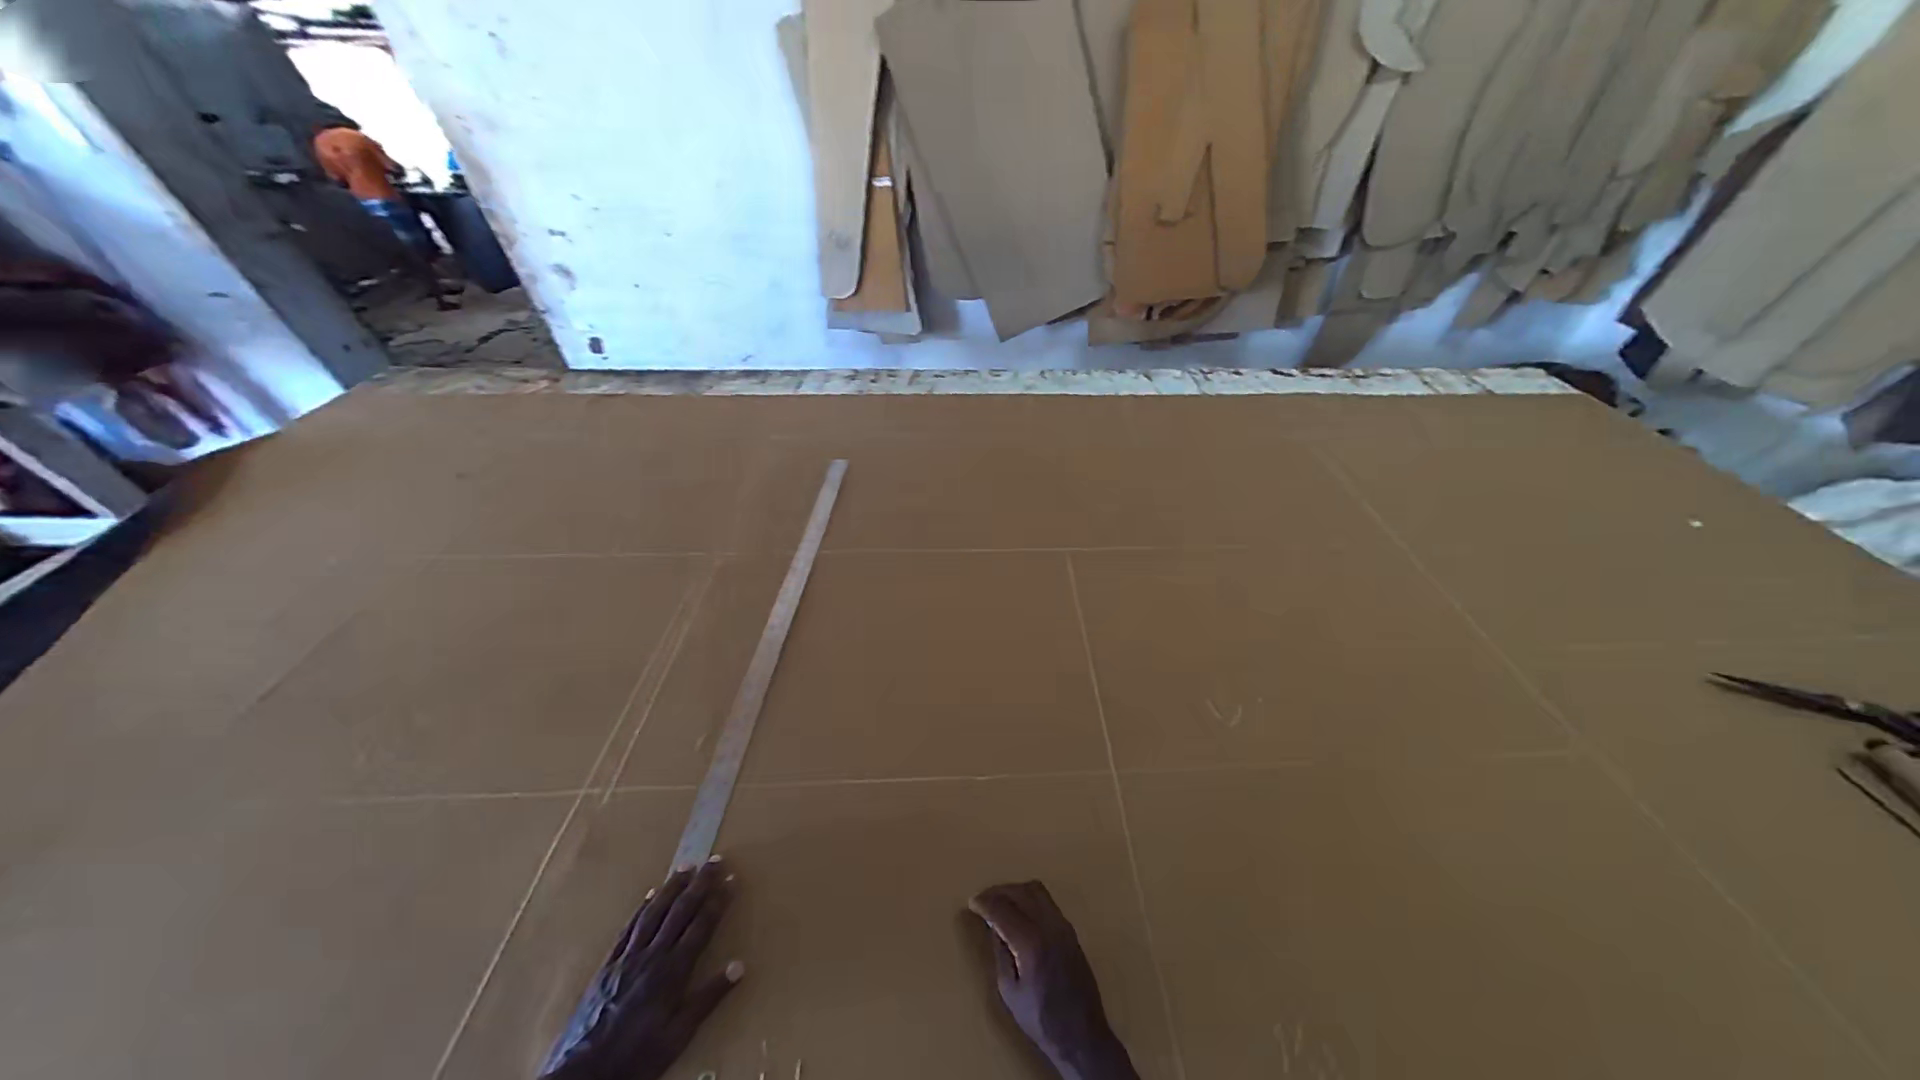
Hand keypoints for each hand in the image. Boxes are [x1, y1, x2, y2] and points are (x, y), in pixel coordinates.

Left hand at [539, 858, 743, 1079]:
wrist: (585, 1073)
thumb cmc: (638, 1055)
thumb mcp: (679, 1034)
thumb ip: (708, 998)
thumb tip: (739, 966)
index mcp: (672, 971)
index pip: (701, 926)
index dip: (718, 900)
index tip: (732, 878)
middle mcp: (652, 956)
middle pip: (680, 911)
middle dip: (700, 884)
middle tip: (714, 860)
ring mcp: (627, 957)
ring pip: (653, 912)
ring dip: (671, 887)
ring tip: (685, 866)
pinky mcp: (608, 965)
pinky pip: (628, 928)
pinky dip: (642, 908)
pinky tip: (649, 895)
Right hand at [968, 881, 1139, 1079]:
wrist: (1082, 1034)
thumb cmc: (1041, 1019)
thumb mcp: (1009, 990)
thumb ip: (1000, 952)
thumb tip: (994, 925)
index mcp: (1031, 943)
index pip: (1003, 908)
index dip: (984, 902)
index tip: (972, 903)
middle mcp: (1049, 926)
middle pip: (1020, 891)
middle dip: (998, 891)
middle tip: (982, 900)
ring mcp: (1063, 926)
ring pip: (1036, 890)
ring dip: (1015, 891)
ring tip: (1000, 903)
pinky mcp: (1071, 931)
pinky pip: (1047, 901)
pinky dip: (1029, 898)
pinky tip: (1020, 912)